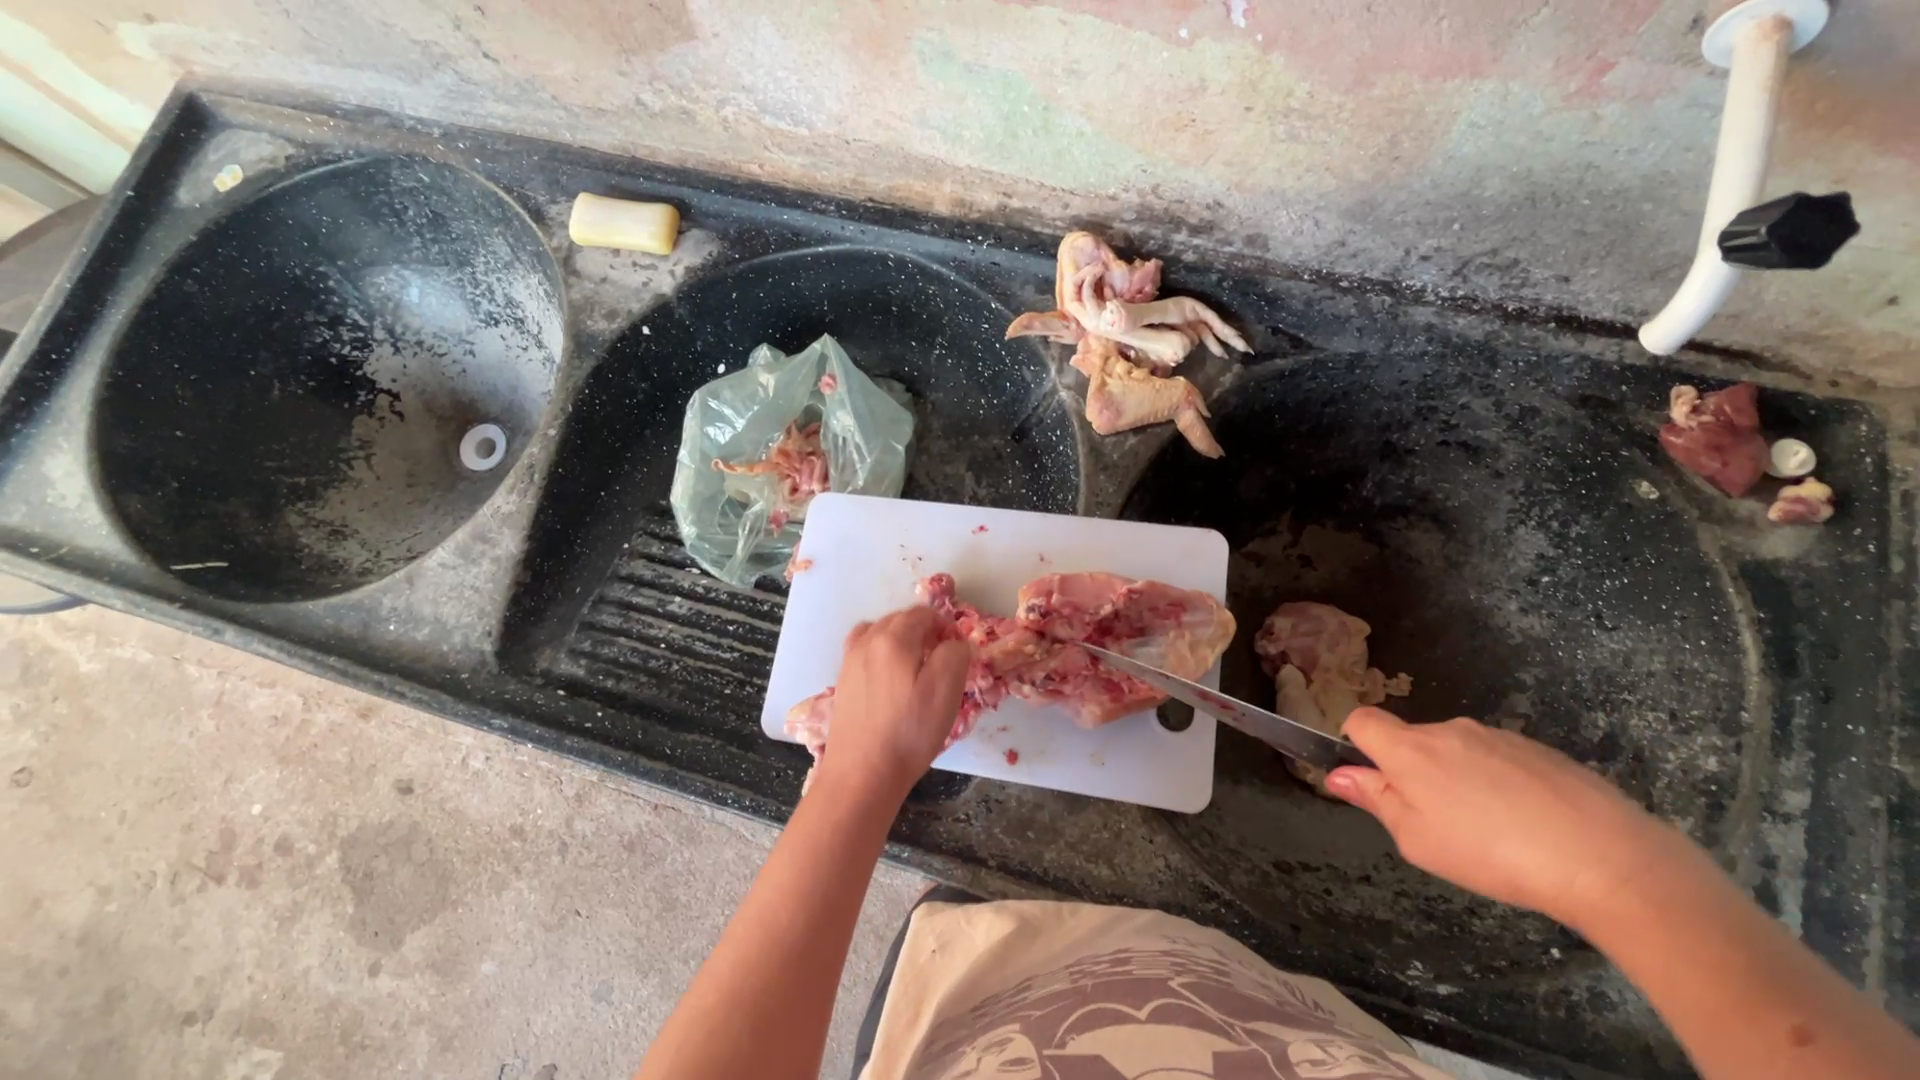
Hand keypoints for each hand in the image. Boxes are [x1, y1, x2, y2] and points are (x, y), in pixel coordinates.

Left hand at [812, 607, 971, 802]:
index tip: (958, 650)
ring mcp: (849, 663)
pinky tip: (891, 683)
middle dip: (923, 631)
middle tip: (942, 661)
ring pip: (878, 635)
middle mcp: (866, 642)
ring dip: (900, 642)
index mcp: (892, 638)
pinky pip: (865, 655)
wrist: (861, 775)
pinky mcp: (842, 684)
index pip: (923, 614)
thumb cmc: (909, 732)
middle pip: (898, 621)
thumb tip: (954, 643)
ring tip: (916, 669)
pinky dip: (881, 657)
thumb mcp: (946, 690)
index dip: (945, 626)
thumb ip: (955, 654)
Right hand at [1326, 708, 1702, 929]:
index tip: (1371, 781)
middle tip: (1435, 824)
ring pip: (1457, 751)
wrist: (1607, 858)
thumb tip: (1339, 775)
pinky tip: (1528, 826)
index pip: (1361, 720)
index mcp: (1411, 750)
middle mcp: (1450, 730)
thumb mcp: (1418, 840)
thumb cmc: (1492, 854)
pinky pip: (1499, 760)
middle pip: (1412, 740)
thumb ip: (1377, 801)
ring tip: (1490, 833)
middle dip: (1412, 773)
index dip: (1355, 745)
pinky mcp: (1541, 750)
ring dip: (1457, 780)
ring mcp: (1499, 736)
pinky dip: (1499, 785)